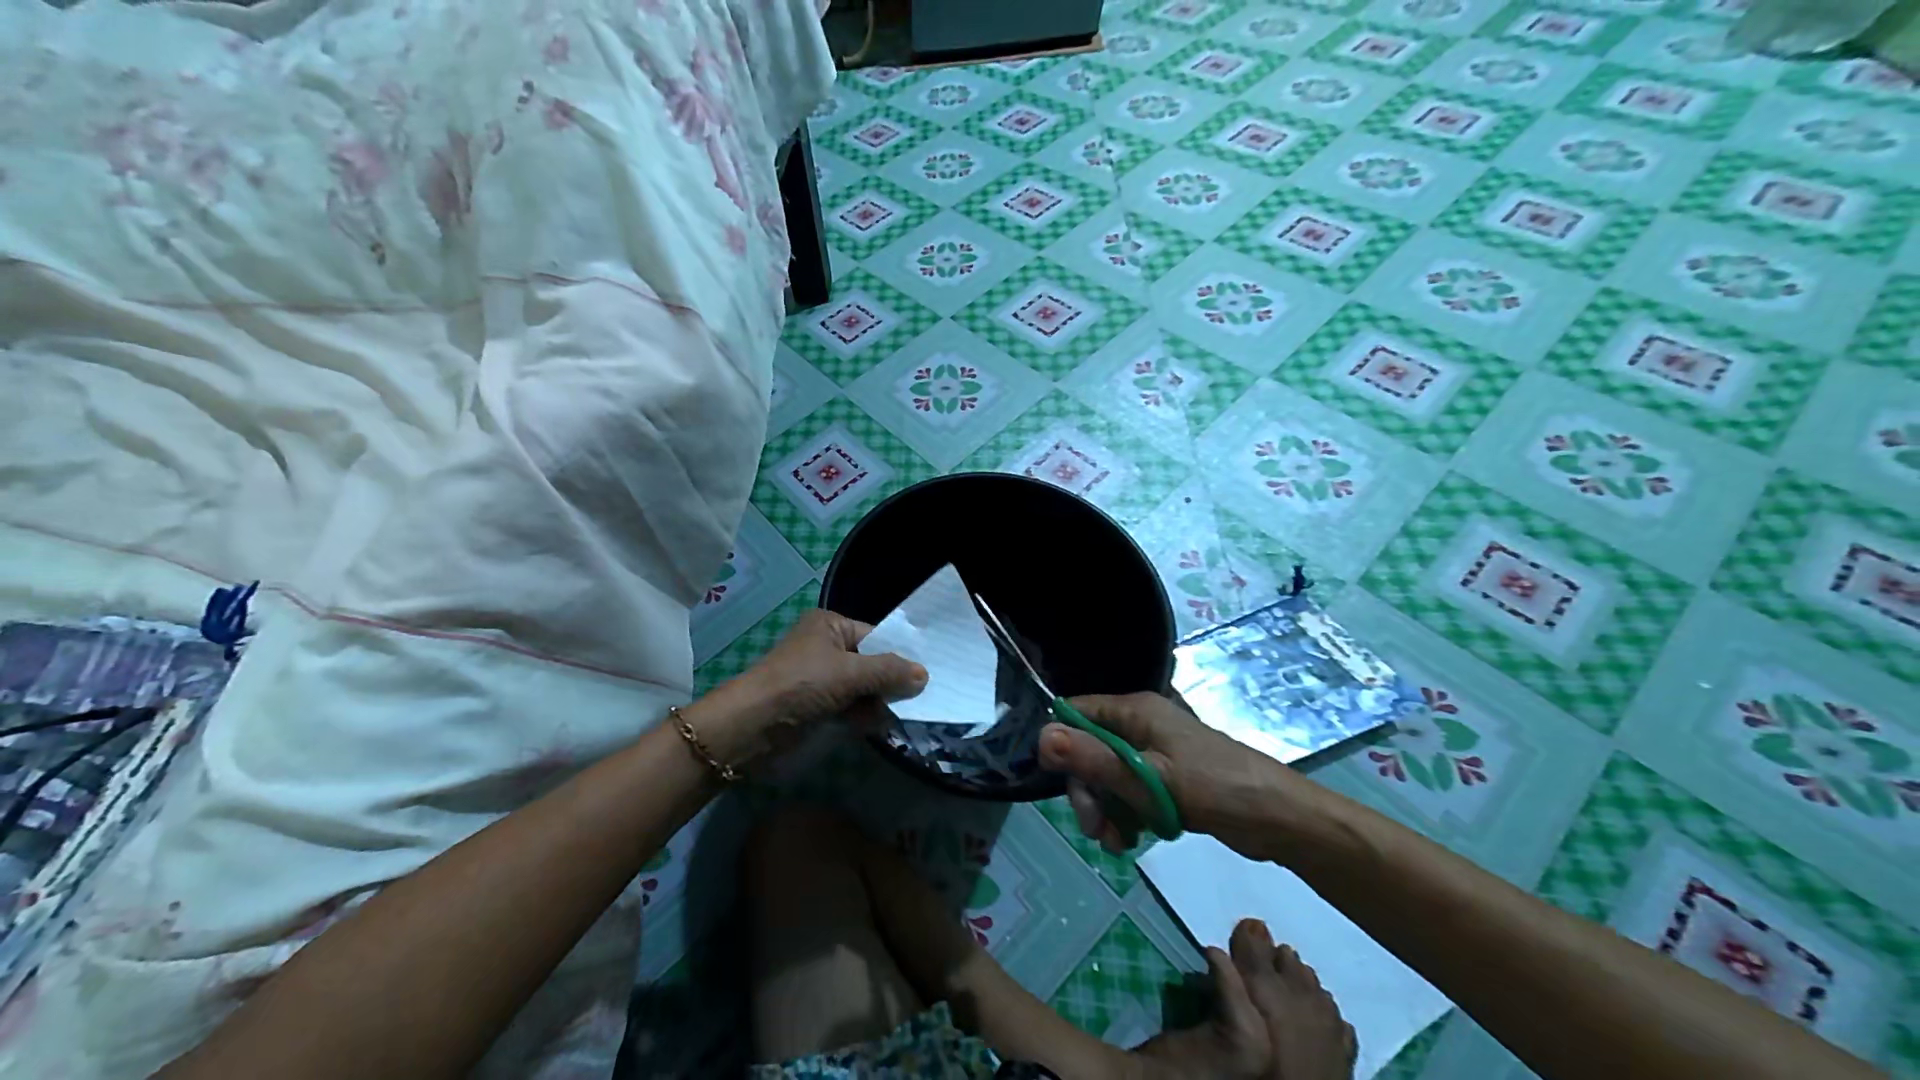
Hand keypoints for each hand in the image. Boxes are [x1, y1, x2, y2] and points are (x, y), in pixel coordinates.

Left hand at [698, 609, 926, 764]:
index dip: (901, 654)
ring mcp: (822, 679)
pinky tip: (882, 727)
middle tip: (923, 699)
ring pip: (865, 689)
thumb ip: (889, 672)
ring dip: (881, 704)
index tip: (929, 673)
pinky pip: (852, 708)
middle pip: (873, 664)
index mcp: (831, 626)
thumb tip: (924, 676)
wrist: (751, 726)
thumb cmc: (800, 685)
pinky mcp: (818, 707)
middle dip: (893, 683)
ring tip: (904, 717)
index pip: (877, 636)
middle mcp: (827, 648)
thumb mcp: (850, 673)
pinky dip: (866, 717)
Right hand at [1038, 692, 1313, 859]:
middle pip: (1090, 750)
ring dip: (1105, 810)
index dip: (1063, 744)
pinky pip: (1130, 793)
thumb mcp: (1149, 778)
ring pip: (1108, 777)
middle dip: (1088, 791)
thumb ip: (1095, 760)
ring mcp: (1155, 753)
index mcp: (1135, 711)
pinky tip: (1131, 842)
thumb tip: (1041, 738)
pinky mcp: (1167, 780)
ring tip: (1117, 843)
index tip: (1061, 782)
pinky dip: (1125, 816)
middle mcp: (1141, 725)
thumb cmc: (1215, 789)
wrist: (1281, 819)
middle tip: (1095, 829)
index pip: (1077, 713)